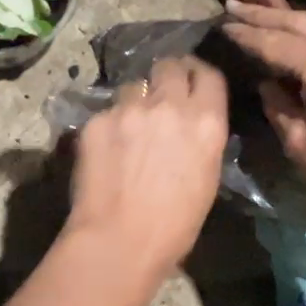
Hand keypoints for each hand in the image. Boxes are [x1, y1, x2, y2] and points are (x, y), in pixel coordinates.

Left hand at [66, 56, 229, 277]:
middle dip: (166, 75)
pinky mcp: (96, 120)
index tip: (192, 81)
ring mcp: (129, 109)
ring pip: (134, 86)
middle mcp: (170, 104)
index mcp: (206, 121)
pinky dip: (108, 125)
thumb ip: (200, 140)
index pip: (208, 74)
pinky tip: (106, 151)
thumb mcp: (207, 178)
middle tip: (160, 94)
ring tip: (129, 128)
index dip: (199, 75)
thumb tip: (190, 128)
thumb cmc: (175, 226)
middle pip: (170, 65)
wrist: (120, 240)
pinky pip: (106, 112)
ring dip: (135, 100)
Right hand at [222, 1, 305, 242]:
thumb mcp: (300, 145)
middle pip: (304, 22)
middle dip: (266, 15)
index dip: (248, 35)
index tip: (223, 26)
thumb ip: (278, 107)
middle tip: (234, 8)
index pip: (280, 43)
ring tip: (266, 19)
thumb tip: (267, 84)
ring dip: (296, 20)